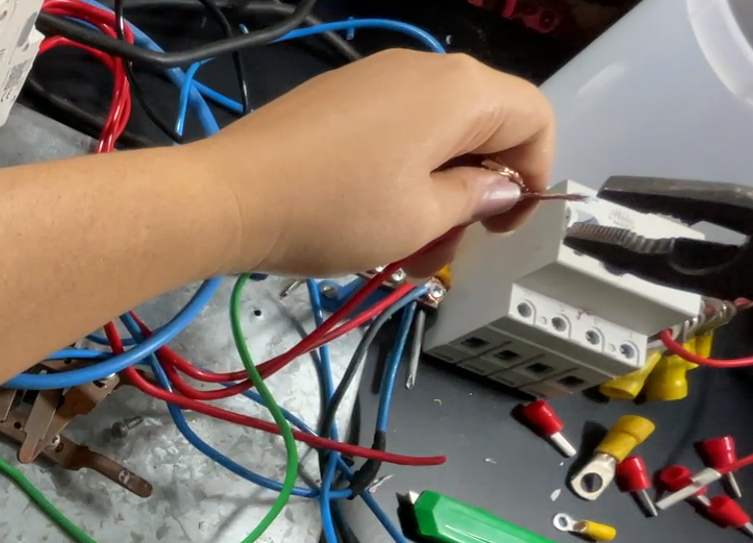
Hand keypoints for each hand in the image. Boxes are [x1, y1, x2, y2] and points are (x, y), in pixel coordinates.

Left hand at [191, 49, 555, 276]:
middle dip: (463, 200)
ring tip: (389, 257)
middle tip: (431, 260)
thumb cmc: (325, 213)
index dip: (533, 175)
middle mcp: (419, 71)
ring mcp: (362, 84)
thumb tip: (497, 186)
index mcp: (462, 89)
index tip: (505, 227)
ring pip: (418, 142)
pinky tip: (350, 227)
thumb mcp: (414, 221)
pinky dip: (379, 182)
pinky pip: (372, 141)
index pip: (533, 119)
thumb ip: (470, 201)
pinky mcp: (318, 106)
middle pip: (472, 131)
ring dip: (418, 200)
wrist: (219, 200)